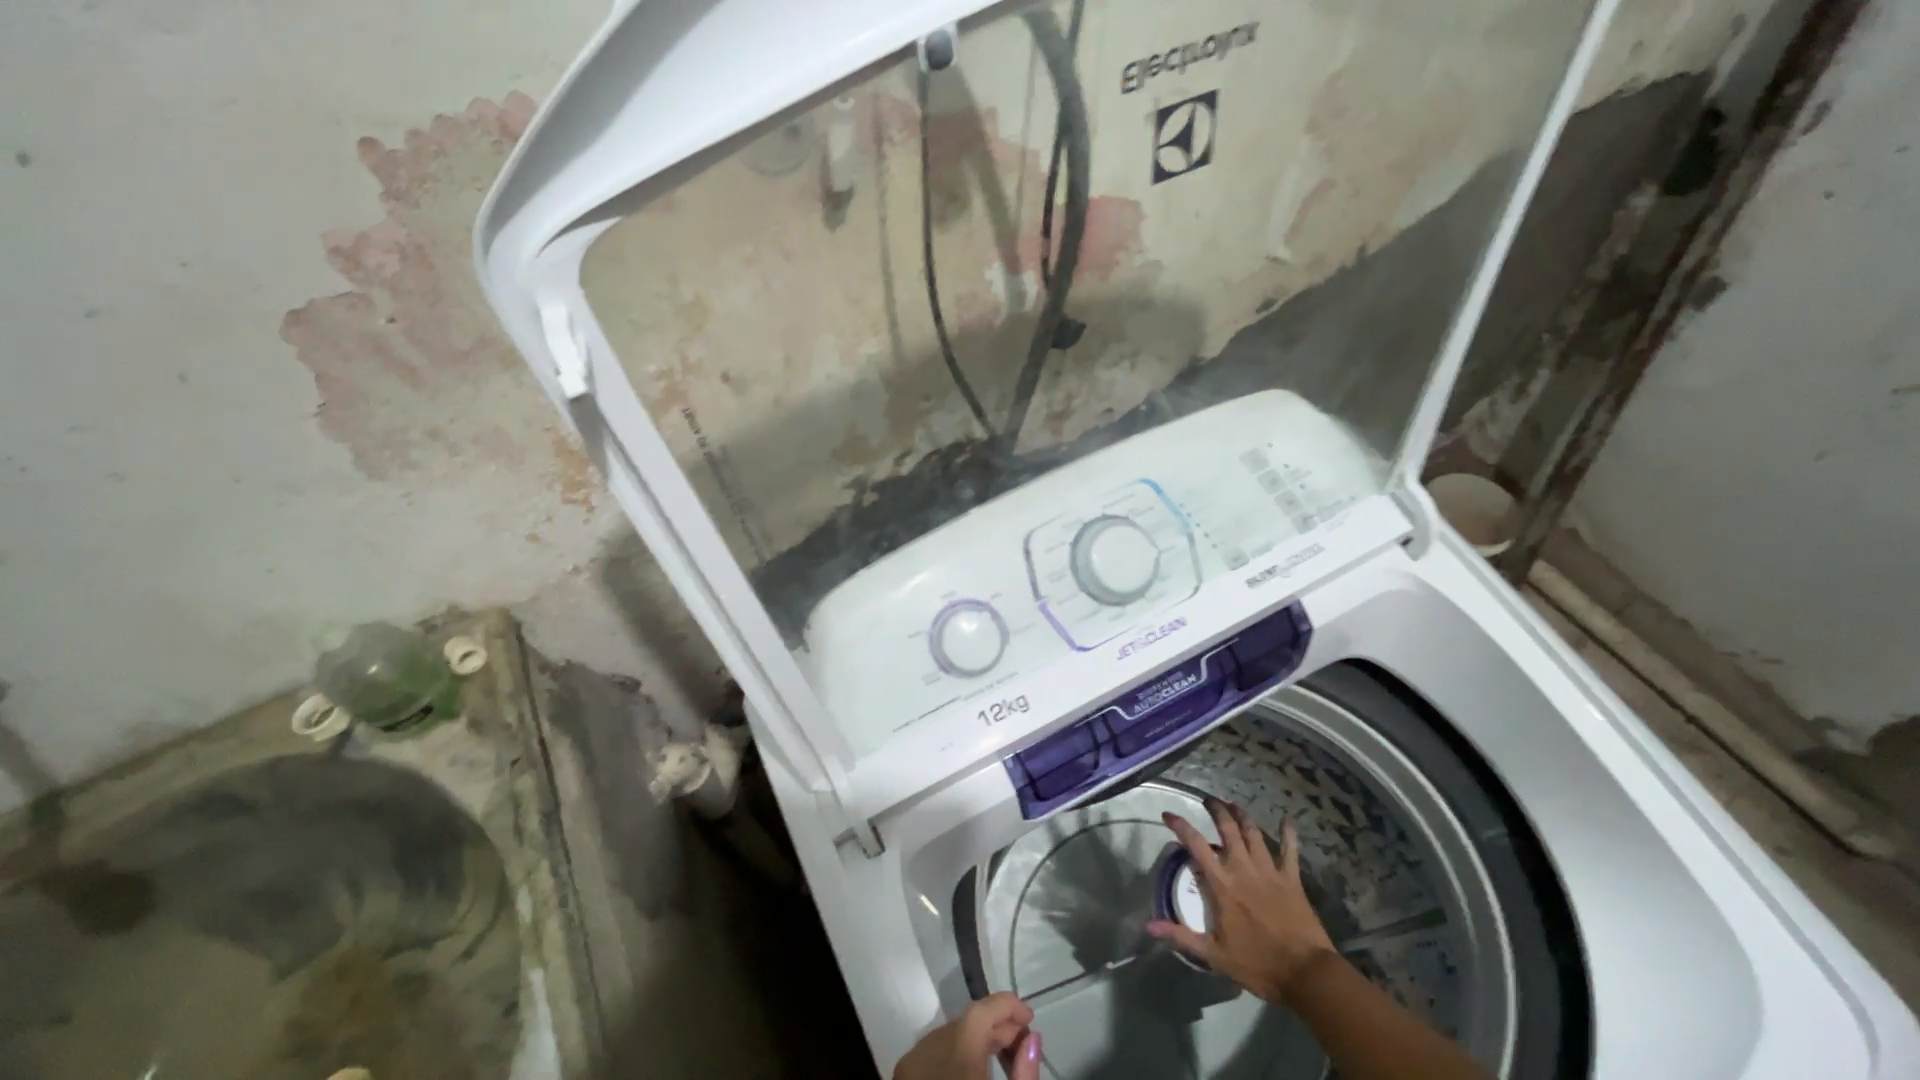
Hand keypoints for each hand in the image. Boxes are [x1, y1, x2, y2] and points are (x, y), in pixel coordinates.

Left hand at [892, 992, 1041, 1079]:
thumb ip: (1023, 1072)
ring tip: (1003, 1056)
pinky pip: (933, 1052)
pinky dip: (956, 1053)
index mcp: (955, 1052)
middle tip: (1023, 1043)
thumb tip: (1032, 1038)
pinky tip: (974, 1068)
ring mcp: (910, 1064)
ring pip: (949, 1036)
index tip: (1030, 1019)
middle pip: (966, 1023)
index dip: (1008, 1005)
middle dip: (997, 1026)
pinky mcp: (902, 1074)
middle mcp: (927, 1051)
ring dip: (977, 1040)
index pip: (980, 1011)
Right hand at [1146, 798, 1336, 1006]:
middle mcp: (1244, 870)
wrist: (1305, 972)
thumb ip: (1181, 936)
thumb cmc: (1257, 964)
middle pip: (1228, 830)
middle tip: (1208, 800)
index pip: (1196, 846)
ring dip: (1243, 816)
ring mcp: (1270, 872)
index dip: (1180, 826)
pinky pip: (1291, 851)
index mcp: (1223, 886)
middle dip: (1216, 811)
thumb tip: (1148, 926)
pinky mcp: (1292, 880)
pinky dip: (1289, 834)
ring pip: (1254, 834)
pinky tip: (1287, 820)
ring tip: (1233, 805)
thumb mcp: (1213, 955)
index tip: (1168, 815)